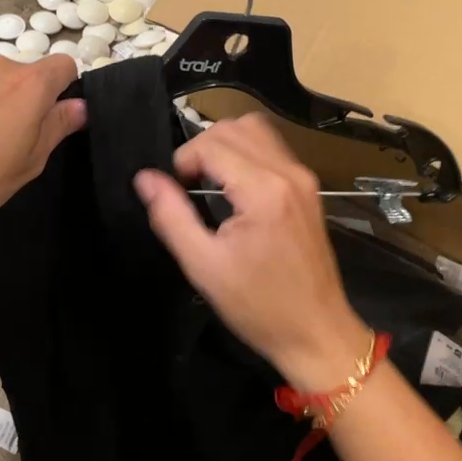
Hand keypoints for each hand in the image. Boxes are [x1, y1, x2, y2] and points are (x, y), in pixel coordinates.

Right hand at [134, 114, 371, 389]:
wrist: (317, 333)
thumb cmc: (259, 307)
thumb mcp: (203, 267)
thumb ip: (170, 216)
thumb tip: (144, 178)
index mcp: (263, 191)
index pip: (210, 144)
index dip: (182, 161)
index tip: (173, 192)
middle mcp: (288, 173)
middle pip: (233, 127)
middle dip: (201, 148)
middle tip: (187, 185)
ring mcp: (303, 177)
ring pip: (255, 128)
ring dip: (224, 144)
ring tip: (208, 180)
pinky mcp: (309, 187)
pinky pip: (271, 146)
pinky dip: (246, 152)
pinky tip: (233, 186)